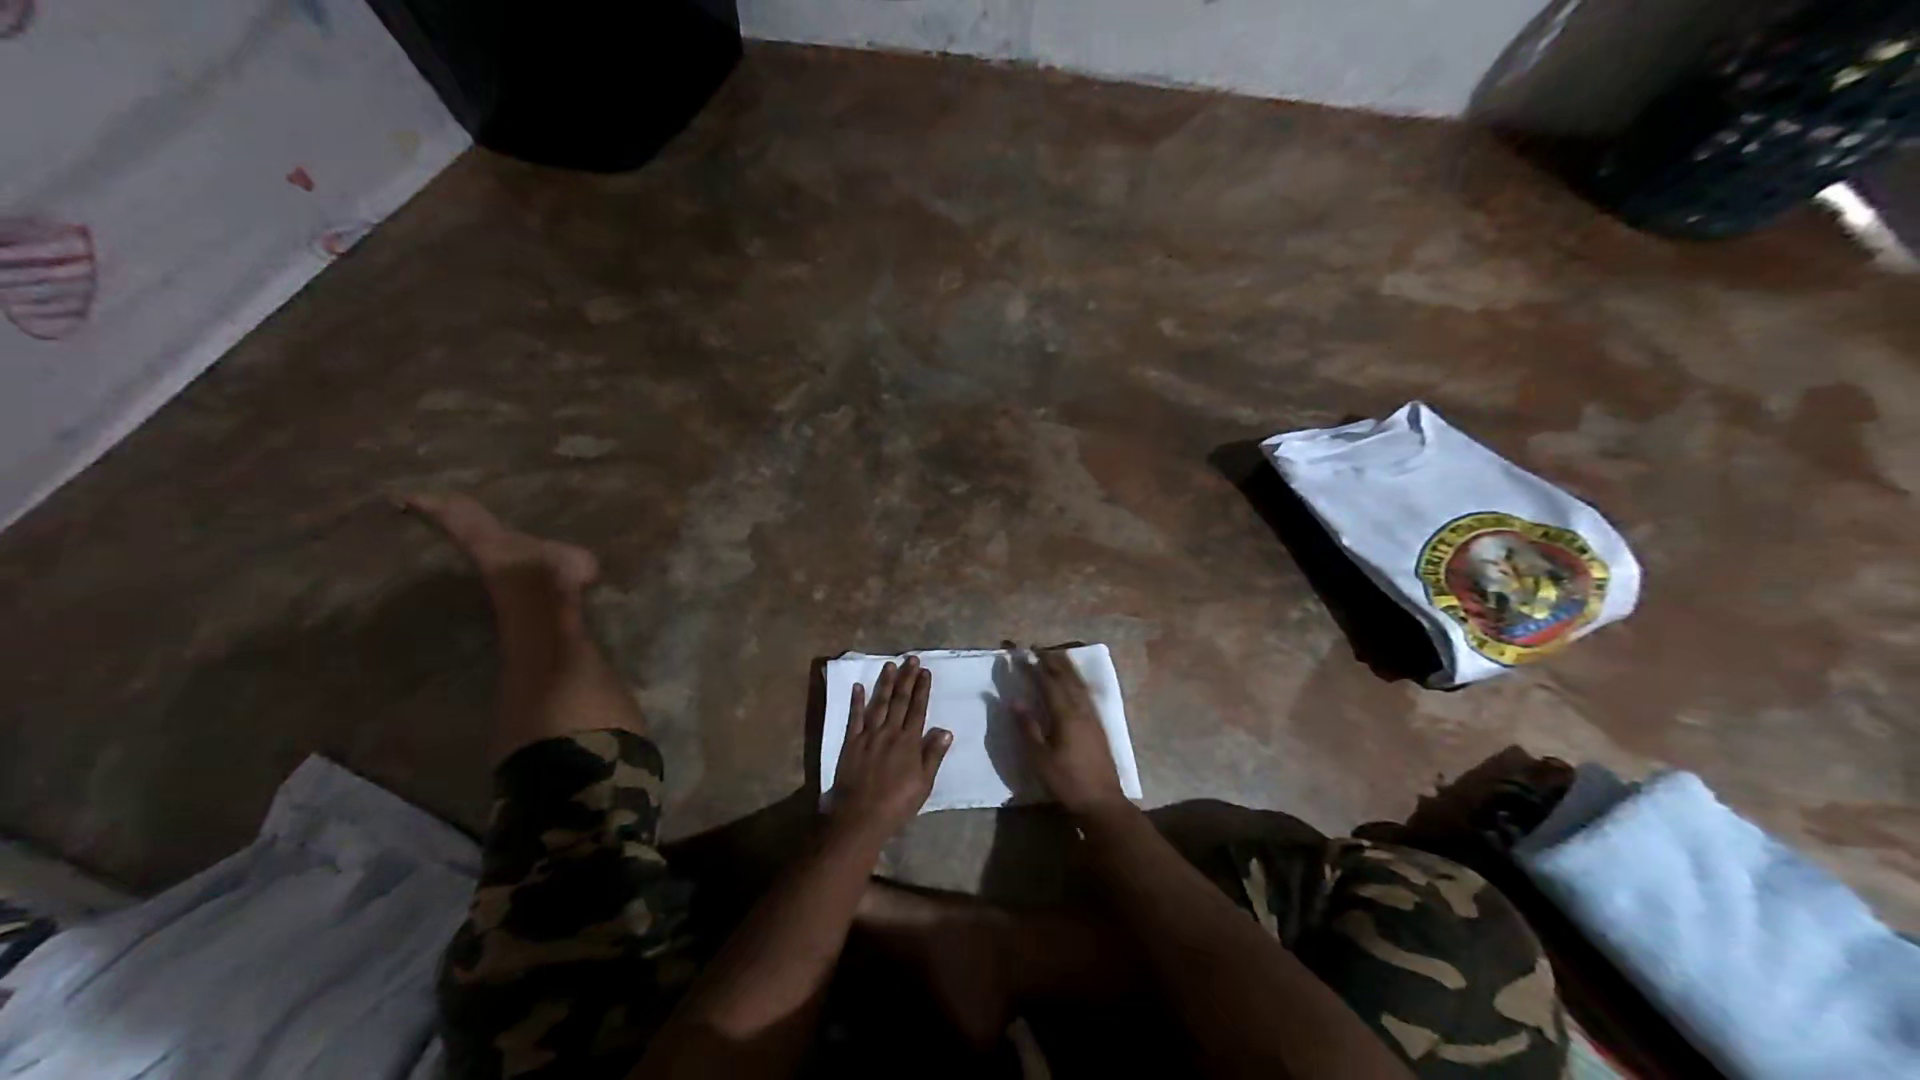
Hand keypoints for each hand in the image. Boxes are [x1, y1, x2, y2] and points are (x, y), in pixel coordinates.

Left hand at [830, 657, 952, 838]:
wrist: (861, 816)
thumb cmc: (897, 804)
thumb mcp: (924, 784)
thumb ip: (933, 755)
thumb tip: (946, 730)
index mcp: (909, 742)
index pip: (918, 709)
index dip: (922, 689)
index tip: (925, 672)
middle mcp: (890, 733)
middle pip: (900, 701)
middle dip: (907, 679)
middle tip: (911, 659)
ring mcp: (868, 736)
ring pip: (879, 704)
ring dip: (886, 684)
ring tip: (890, 665)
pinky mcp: (851, 743)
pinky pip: (854, 718)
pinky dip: (857, 701)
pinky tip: (859, 686)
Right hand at [1014, 648, 1129, 816]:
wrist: (1102, 802)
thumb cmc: (1067, 781)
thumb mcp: (1040, 758)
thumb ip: (1028, 727)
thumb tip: (1015, 700)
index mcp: (1066, 715)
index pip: (1047, 682)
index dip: (1034, 666)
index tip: (1020, 653)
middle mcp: (1082, 709)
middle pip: (1066, 677)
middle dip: (1051, 660)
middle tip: (1036, 647)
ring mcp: (1093, 716)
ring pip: (1079, 683)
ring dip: (1066, 666)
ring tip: (1054, 655)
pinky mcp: (1099, 724)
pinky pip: (1086, 692)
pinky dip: (1076, 680)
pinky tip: (1074, 682)